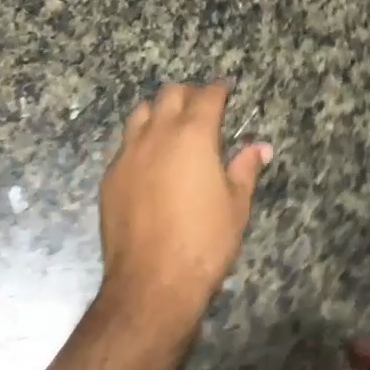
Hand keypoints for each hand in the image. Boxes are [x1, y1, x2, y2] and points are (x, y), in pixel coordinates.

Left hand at [97, 81, 272, 315]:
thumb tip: (259, 147)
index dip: (217, 88)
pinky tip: (148, 160)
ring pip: (141, 112)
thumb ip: (244, 169)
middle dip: (187, 93)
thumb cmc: (203, 242)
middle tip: (200, 105)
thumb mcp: (236, 206)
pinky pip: (125, 143)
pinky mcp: (110, 174)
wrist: (151, 281)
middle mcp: (158, 133)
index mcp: (193, 135)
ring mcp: (128, 152)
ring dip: (158, 111)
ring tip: (170, 125)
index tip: (224, 88)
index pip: (206, 95)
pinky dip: (139, 141)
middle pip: (170, 94)